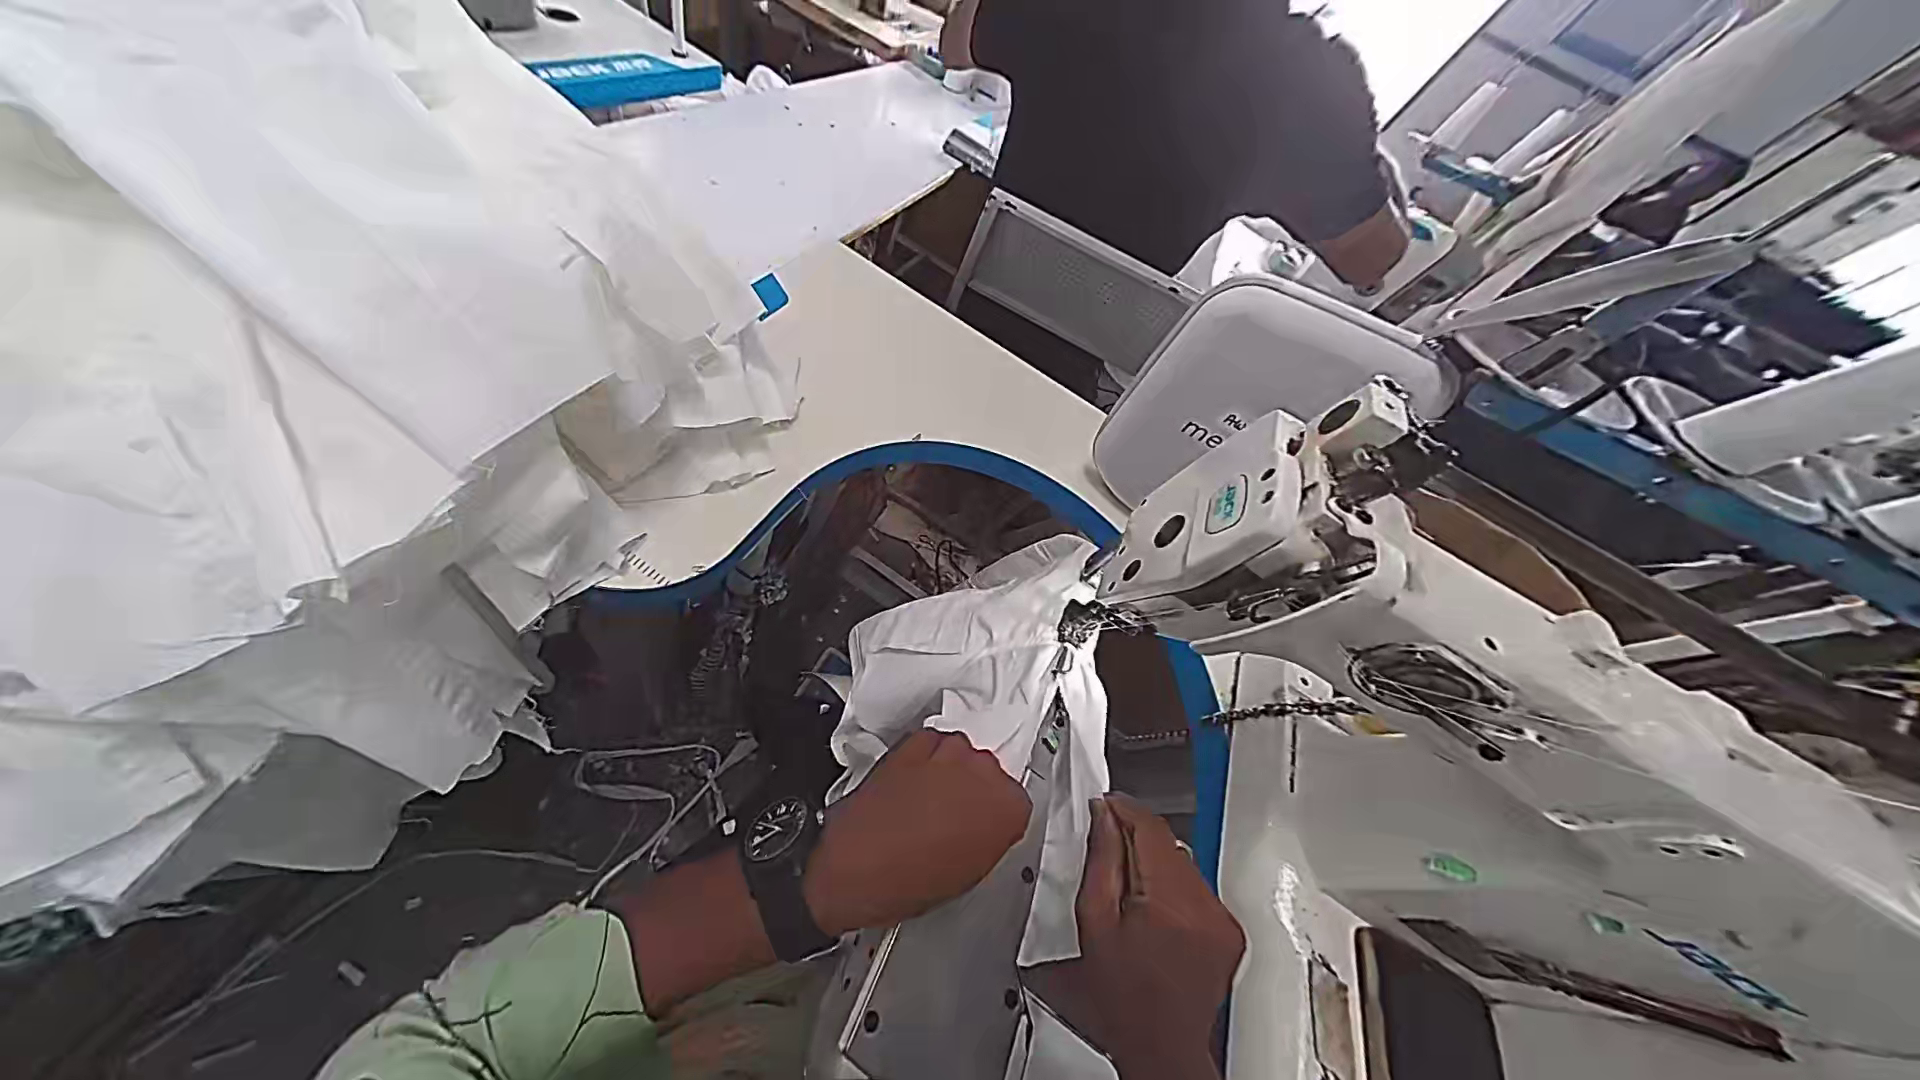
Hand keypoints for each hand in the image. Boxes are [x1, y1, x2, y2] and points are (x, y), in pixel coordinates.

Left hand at [804, 729, 1030, 934]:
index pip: (1016, 800)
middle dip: (973, 788)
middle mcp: (984, 772)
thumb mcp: (968, 873)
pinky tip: (911, 785)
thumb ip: (989, 837)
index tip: (982, 821)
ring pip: (961, 753)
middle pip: (990, 770)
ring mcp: (949, 752)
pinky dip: (924, 759)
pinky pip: (931, 744)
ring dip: (949, 771)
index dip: (995, 813)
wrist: (853, 867)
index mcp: (1007, 809)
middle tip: (952, 815)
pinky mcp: (917, 741)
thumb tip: (985, 826)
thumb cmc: (906, 881)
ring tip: (926, 801)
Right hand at [1027, 795, 1245, 1079]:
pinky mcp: (1228, 930)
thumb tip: (1104, 817)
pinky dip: (1171, 884)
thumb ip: (1100, 859)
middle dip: (1135, 837)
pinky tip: (1151, 908)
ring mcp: (1221, 919)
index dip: (1124, 809)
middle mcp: (1204, 907)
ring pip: (1181, 861)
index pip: (1150, 828)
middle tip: (1107, 845)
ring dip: (1153, 860)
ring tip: (1127, 889)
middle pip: (1167, 843)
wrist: (1161, 1049)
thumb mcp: (1094, 920)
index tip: (1106, 804)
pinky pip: (1195, 885)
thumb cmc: (1124, 998)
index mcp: (1169, 902)